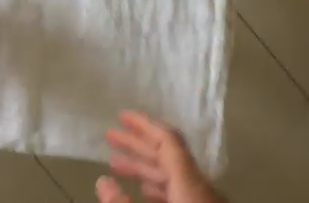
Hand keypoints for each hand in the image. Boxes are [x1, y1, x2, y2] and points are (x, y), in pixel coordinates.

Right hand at [95, 111, 222, 202]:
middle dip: (138, 144)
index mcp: (191, 183)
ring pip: (176, 174)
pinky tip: (144, 190)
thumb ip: (123, 202)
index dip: (144, 124)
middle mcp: (203, 187)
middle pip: (170, 156)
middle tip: (111, 135)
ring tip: (117, 163)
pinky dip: (161, 184)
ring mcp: (206, 200)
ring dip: (146, 166)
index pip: (169, 140)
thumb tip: (102, 180)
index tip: (121, 115)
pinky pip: (182, 190)